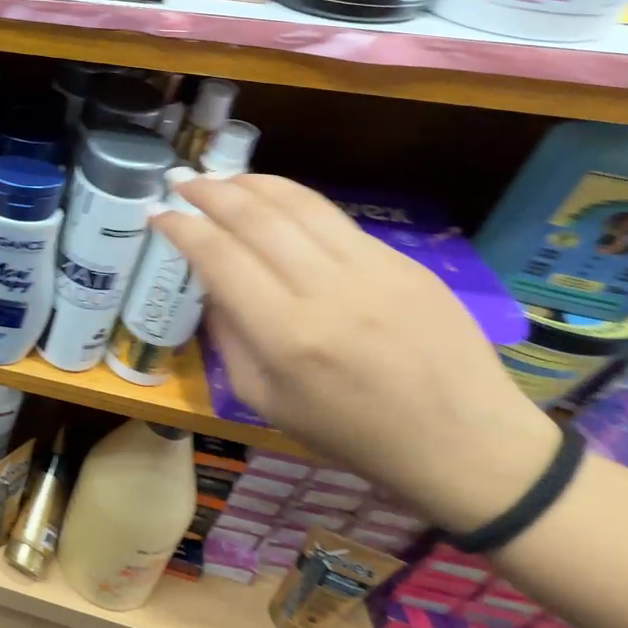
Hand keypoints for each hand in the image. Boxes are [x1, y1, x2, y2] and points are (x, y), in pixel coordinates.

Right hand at [152, 174, 558, 532]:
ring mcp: (375, 271)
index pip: (217, 255)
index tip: (156, 214)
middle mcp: (329, 292)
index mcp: (287, 334)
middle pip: (254, 217)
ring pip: (298, 204)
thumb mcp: (265, 397)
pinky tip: (272, 201)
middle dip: (207, 192)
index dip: (180, 227)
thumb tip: (206, 280)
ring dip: (250, 183)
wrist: (471, 449)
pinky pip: (336, 219)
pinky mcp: (406, 264)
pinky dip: (293, 201)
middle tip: (179, 181)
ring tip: (221, 179)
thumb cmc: (353, 435)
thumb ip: (228, 333)